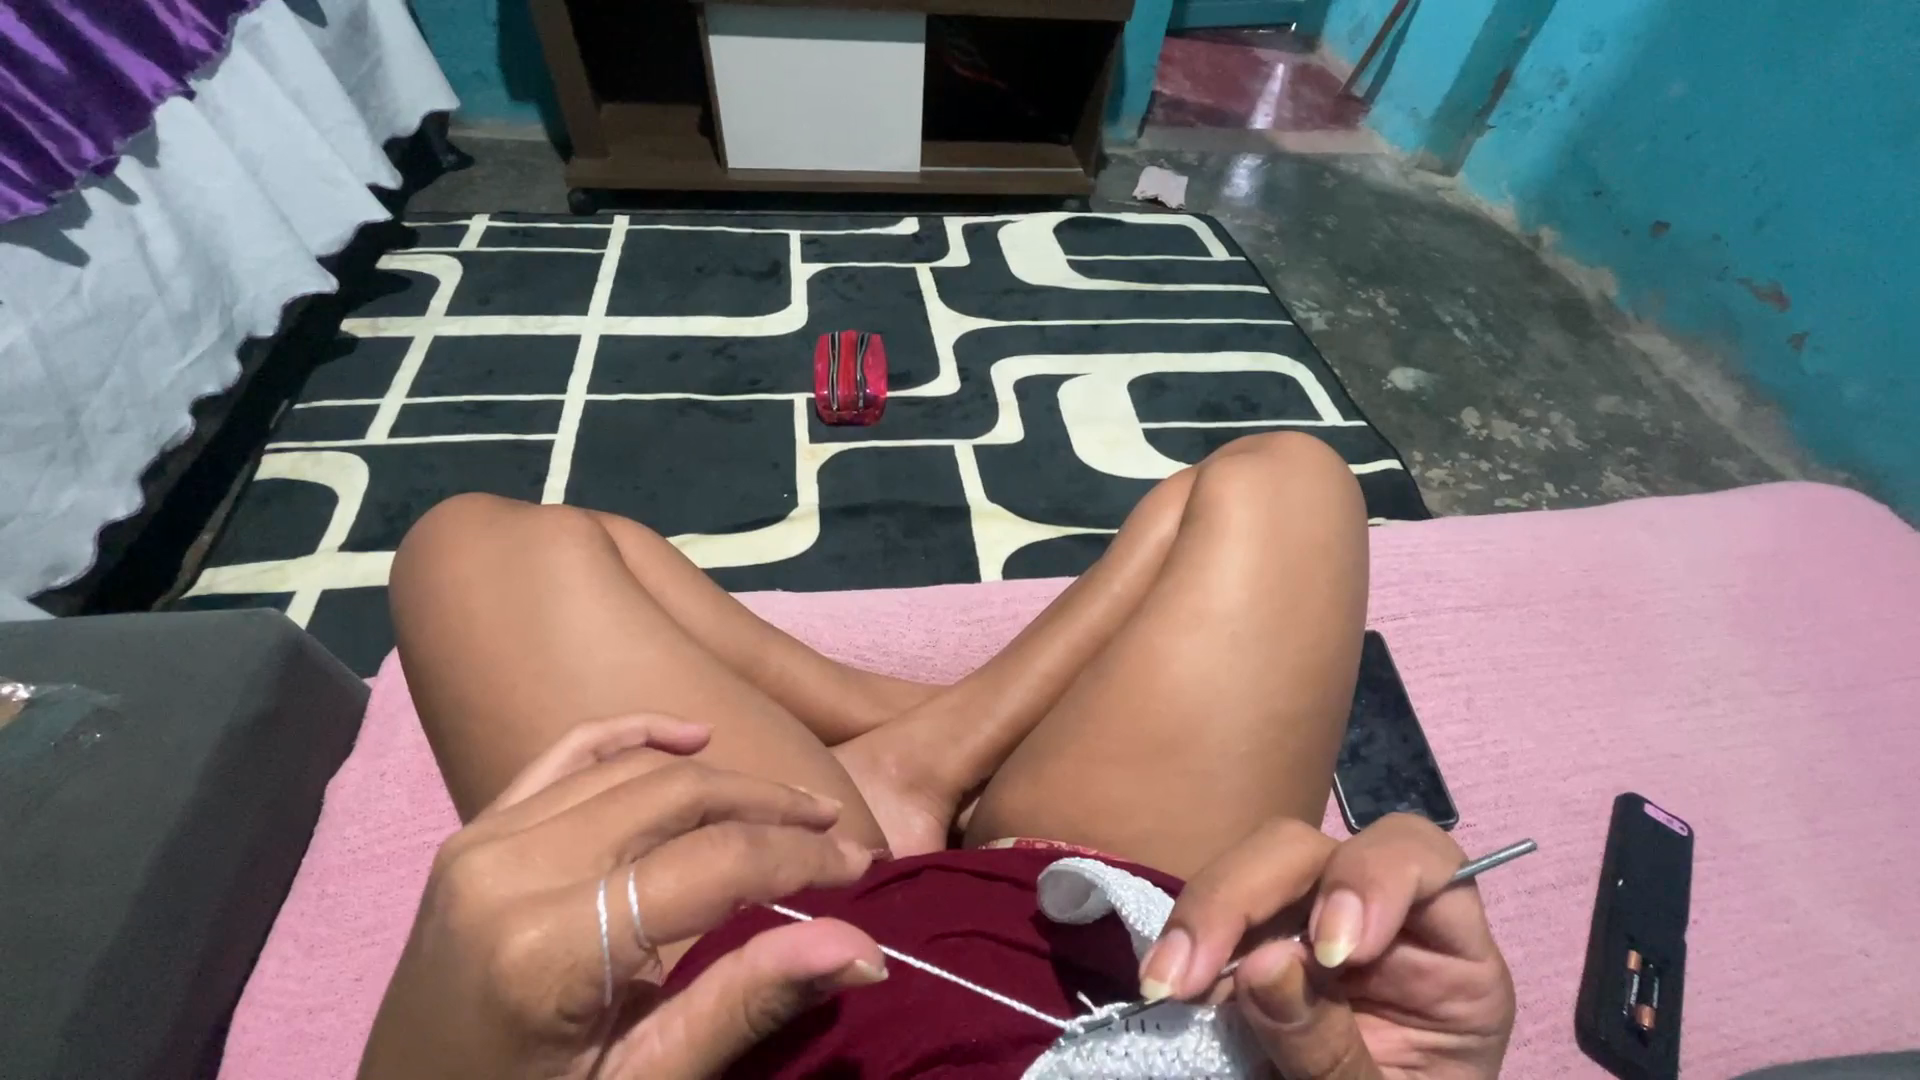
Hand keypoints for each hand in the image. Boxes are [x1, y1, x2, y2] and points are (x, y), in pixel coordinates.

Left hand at [360, 715, 887, 1079]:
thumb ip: (748, 1002)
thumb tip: (863, 948)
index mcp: (545, 949)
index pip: (712, 864)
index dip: (800, 858)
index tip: (859, 866)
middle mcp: (509, 871)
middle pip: (679, 796)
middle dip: (772, 807)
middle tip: (833, 831)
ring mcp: (482, 842)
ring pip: (636, 770)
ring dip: (723, 777)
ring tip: (785, 805)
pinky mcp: (473, 834)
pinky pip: (567, 755)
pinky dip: (635, 733)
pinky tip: (691, 734)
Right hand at [1139, 814, 1513, 1078]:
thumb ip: (1333, 1051)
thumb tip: (1261, 964)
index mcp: (1444, 956)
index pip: (1423, 860)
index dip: (1373, 877)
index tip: (1329, 952)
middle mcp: (1370, 918)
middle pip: (1304, 850)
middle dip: (1242, 896)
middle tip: (1191, 972)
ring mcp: (1303, 922)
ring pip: (1248, 867)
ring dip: (1203, 916)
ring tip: (1165, 984)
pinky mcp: (1251, 939)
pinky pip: (1212, 908)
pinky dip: (1185, 938)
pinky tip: (1164, 983)